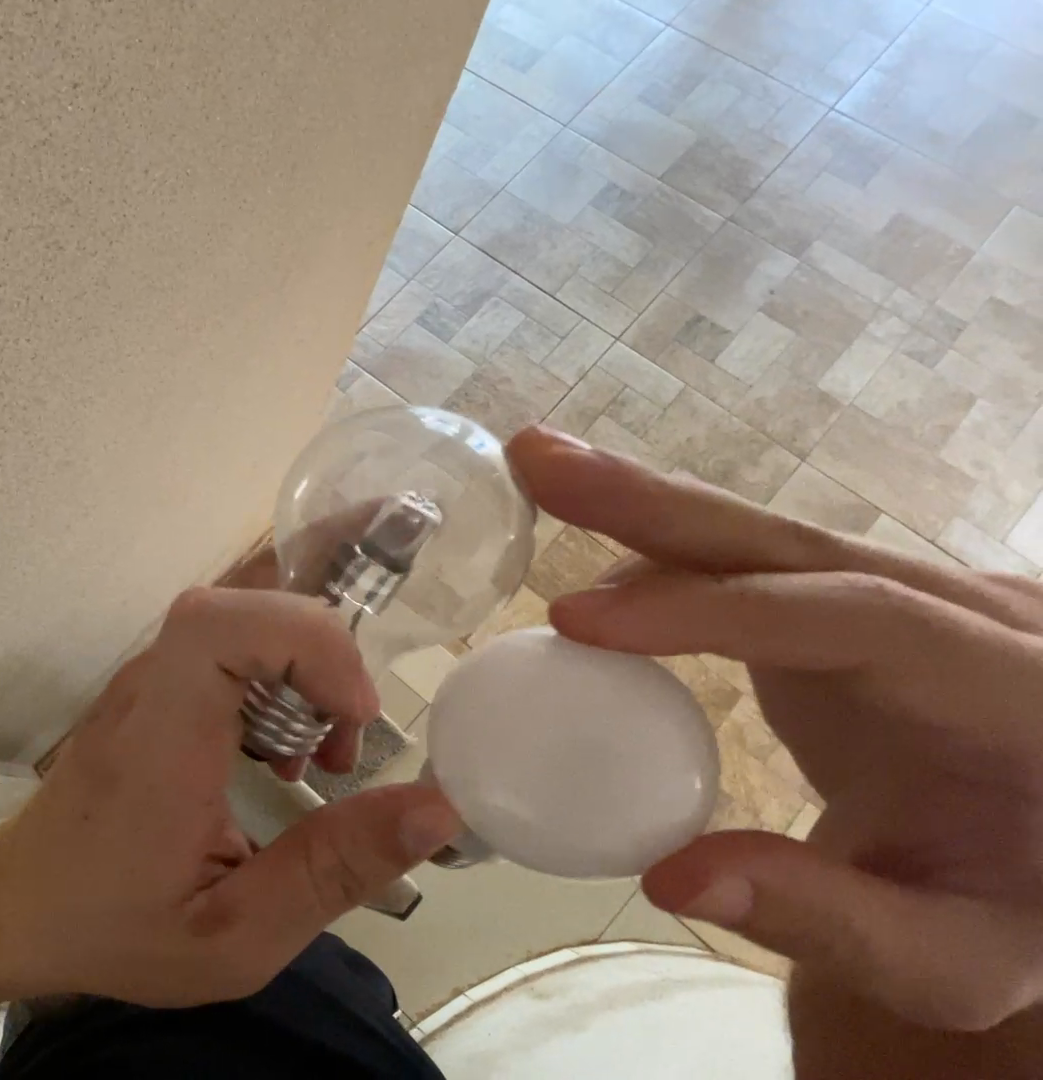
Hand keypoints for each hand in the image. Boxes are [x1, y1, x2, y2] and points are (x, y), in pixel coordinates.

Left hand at [0, 587, 460, 1006]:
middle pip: (239, 603)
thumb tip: (438, 807)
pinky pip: (222, 644)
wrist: (21, 906)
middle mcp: (147, 686)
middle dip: (320, 655)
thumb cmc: (116, 927)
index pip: (218, 621)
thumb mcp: (236, 935)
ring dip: (300, 666)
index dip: (305, 641)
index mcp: (161, 737)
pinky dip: (275, 675)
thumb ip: (333, 870)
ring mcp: (144, 680)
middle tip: (342, 748)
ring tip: (317, 757)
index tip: (351, 722)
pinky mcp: (150, 689)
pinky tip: (280, 750)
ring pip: (236, 617)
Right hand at [510, 427, 1042, 1032]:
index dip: (706, 608)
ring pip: (754, 534)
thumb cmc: (998, 914)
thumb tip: (671, 877)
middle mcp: (971, 616)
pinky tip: (584, 547)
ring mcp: (902, 596)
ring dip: (635, 503)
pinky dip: (648, 544)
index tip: (570, 620)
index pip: (857, 619)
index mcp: (1023, 696)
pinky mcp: (839, 601)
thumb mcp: (944, 960)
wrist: (1025, 854)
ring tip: (537, 471)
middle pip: (793, 539)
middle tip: (537, 462)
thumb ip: (828, 921)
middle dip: (649, 500)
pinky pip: (737, 561)